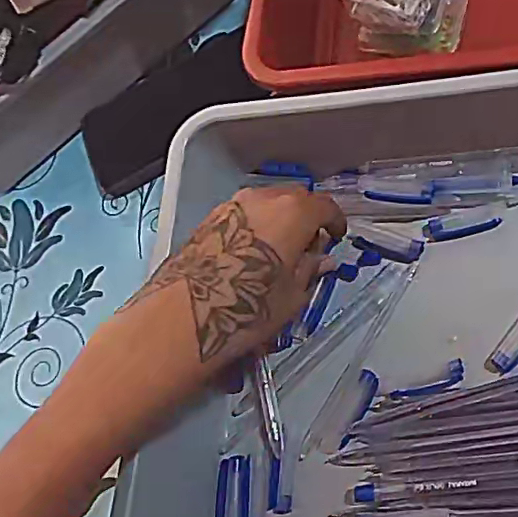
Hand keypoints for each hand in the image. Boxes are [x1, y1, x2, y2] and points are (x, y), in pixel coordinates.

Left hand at [123, 185, 346, 374]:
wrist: (181, 317)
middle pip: (295, 199)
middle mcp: (262, 199)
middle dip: (308, 219)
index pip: (325, 206)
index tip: (336, 235)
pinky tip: (252, 256)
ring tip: (280, 254)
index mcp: (293, 213)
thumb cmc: (244, 308)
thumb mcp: (292, 296)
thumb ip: (310, 271)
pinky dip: (255, 227)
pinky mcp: (208, 219)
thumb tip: (319, 261)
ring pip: (267, 204)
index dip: (335, 221)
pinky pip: (243, 215)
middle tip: (310, 248)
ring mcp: (232, 206)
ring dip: (280, 222)